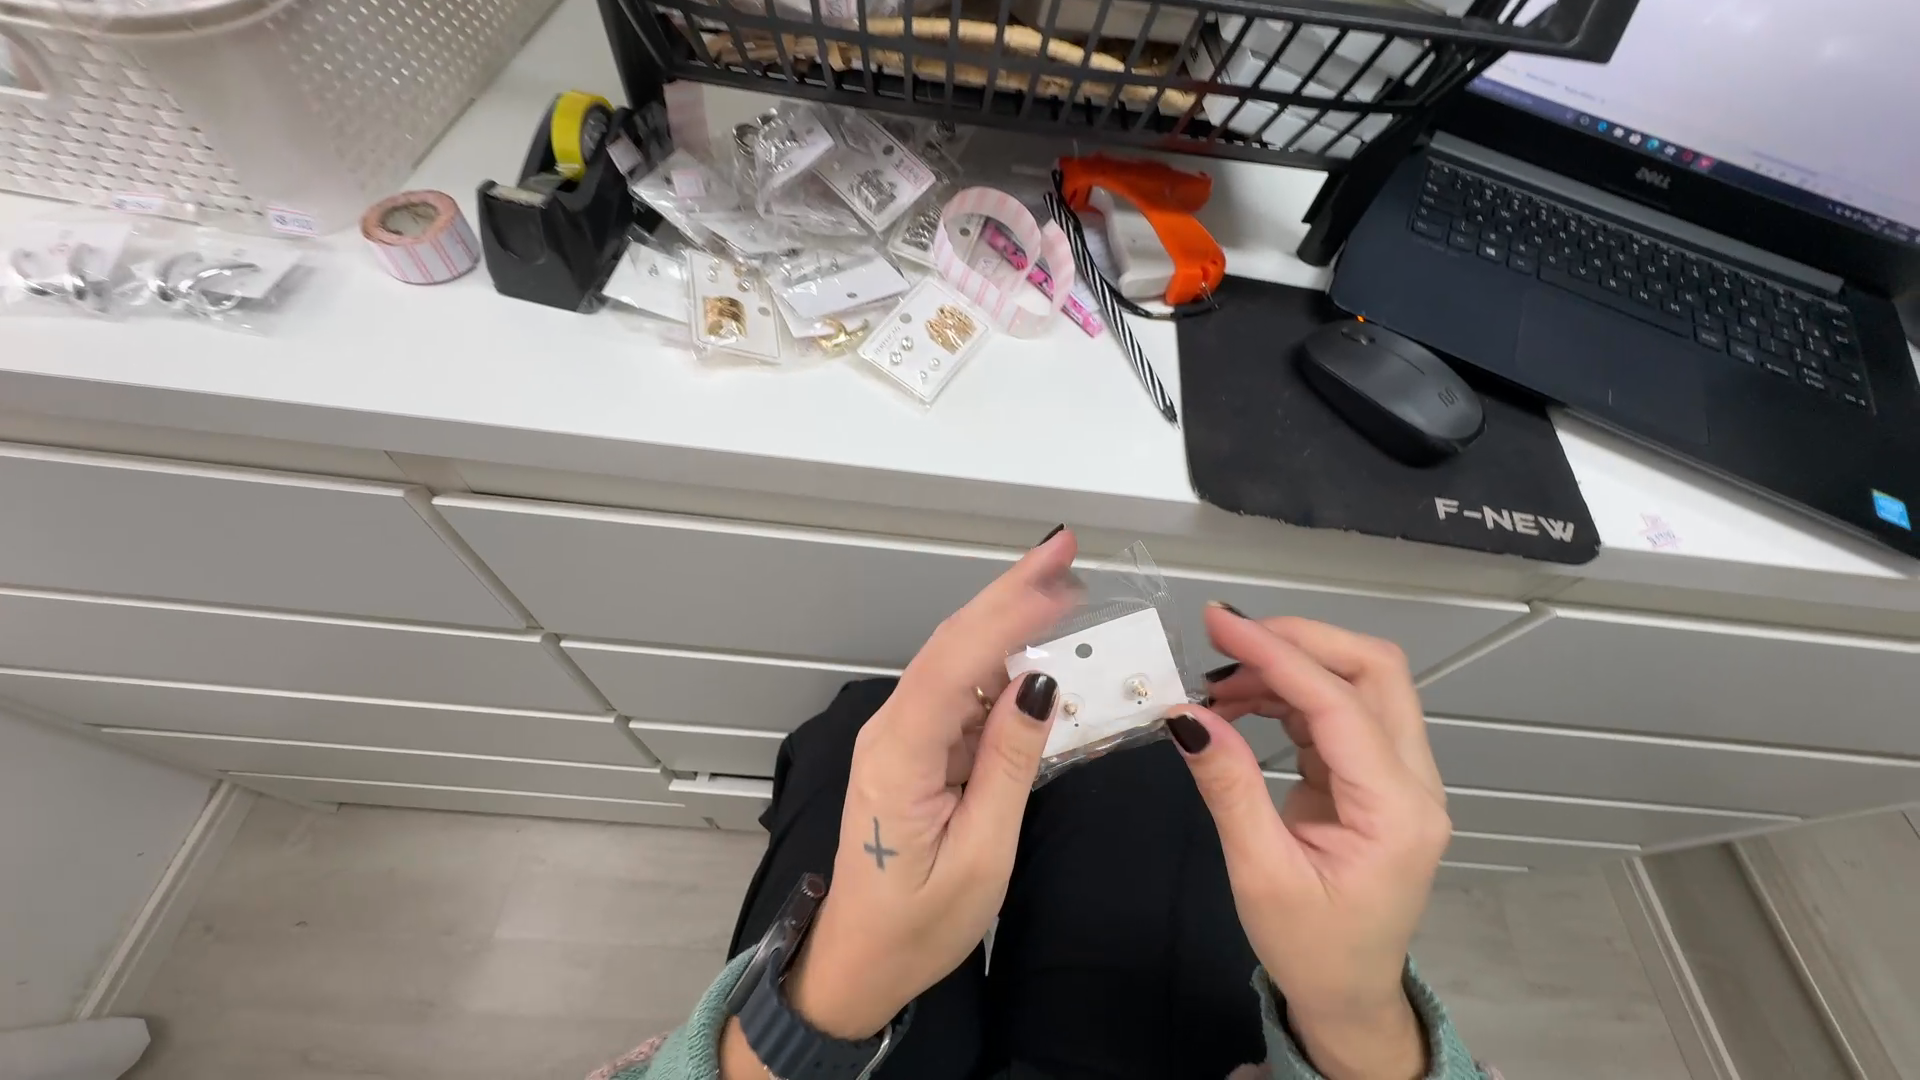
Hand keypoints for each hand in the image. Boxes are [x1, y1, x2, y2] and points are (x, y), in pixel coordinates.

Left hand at [781, 529, 1079, 1038]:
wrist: (859, 961)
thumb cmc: (918, 924)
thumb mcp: (982, 856)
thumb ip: (1010, 765)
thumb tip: (1042, 684)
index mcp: (901, 753)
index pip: (956, 661)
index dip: (1008, 611)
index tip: (1059, 574)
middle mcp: (894, 727)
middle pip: (953, 642)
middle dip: (1009, 591)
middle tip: (1062, 549)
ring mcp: (902, 733)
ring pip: (958, 659)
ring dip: (1008, 618)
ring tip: (1060, 584)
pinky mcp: (916, 745)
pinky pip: (962, 692)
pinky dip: (1002, 662)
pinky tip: (1036, 646)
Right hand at [1166, 607, 1450, 1079]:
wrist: (1349, 996)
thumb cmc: (1311, 948)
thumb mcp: (1259, 873)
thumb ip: (1228, 787)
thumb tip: (1185, 715)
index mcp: (1396, 811)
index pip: (1339, 703)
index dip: (1276, 655)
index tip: (1218, 624)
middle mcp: (1412, 782)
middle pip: (1374, 670)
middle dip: (1299, 640)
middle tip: (1226, 639)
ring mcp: (1397, 775)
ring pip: (1356, 682)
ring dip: (1288, 665)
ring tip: (1219, 684)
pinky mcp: (1372, 775)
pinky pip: (1335, 709)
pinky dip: (1286, 692)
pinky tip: (1241, 703)